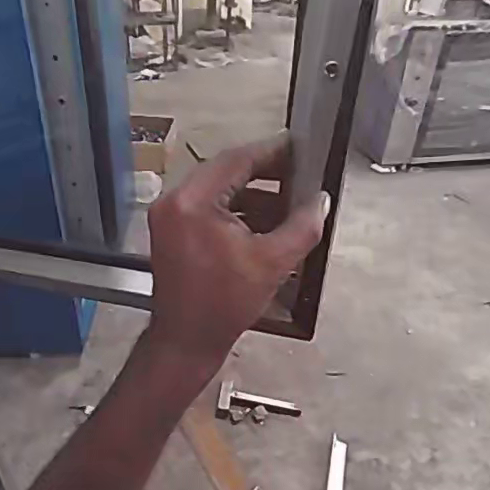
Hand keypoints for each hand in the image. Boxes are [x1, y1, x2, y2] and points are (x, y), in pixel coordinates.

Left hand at [143, 134, 330, 366]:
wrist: (186, 341)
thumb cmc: (225, 304)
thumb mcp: (272, 263)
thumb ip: (302, 227)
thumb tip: (322, 202)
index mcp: (192, 202)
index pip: (235, 160)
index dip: (271, 152)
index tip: (297, 147)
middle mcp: (174, 202)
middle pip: (224, 172)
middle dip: (264, 174)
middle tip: (297, 174)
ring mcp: (168, 217)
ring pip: (217, 191)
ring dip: (251, 195)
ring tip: (287, 203)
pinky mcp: (171, 232)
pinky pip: (207, 209)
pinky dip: (235, 212)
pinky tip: (264, 224)